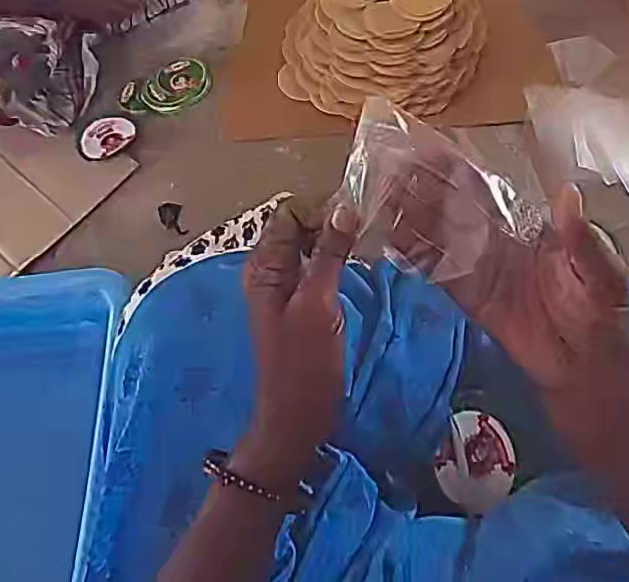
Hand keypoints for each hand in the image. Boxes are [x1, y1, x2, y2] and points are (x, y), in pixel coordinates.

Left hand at [238, 196, 358, 487]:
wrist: (297, 420)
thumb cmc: (304, 364)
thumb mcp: (319, 303)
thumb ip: (329, 253)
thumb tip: (345, 208)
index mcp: (265, 265)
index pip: (289, 213)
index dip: (319, 211)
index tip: (352, 222)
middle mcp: (271, 268)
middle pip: (300, 224)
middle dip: (329, 221)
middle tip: (363, 230)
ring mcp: (286, 284)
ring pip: (310, 243)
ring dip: (335, 238)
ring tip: (364, 241)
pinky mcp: (302, 299)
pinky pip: (317, 263)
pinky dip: (336, 256)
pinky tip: (357, 260)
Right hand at [385, 164, 628, 403]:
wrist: (586, 369)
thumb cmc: (599, 314)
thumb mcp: (599, 272)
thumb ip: (581, 238)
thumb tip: (568, 194)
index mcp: (520, 222)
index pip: (480, 186)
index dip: (451, 166)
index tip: (423, 147)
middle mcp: (491, 237)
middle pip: (447, 203)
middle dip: (418, 183)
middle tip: (386, 164)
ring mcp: (475, 266)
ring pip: (434, 232)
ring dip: (406, 213)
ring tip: (377, 194)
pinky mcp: (466, 296)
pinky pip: (434, 270)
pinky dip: (411, 254)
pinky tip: (386, 239)